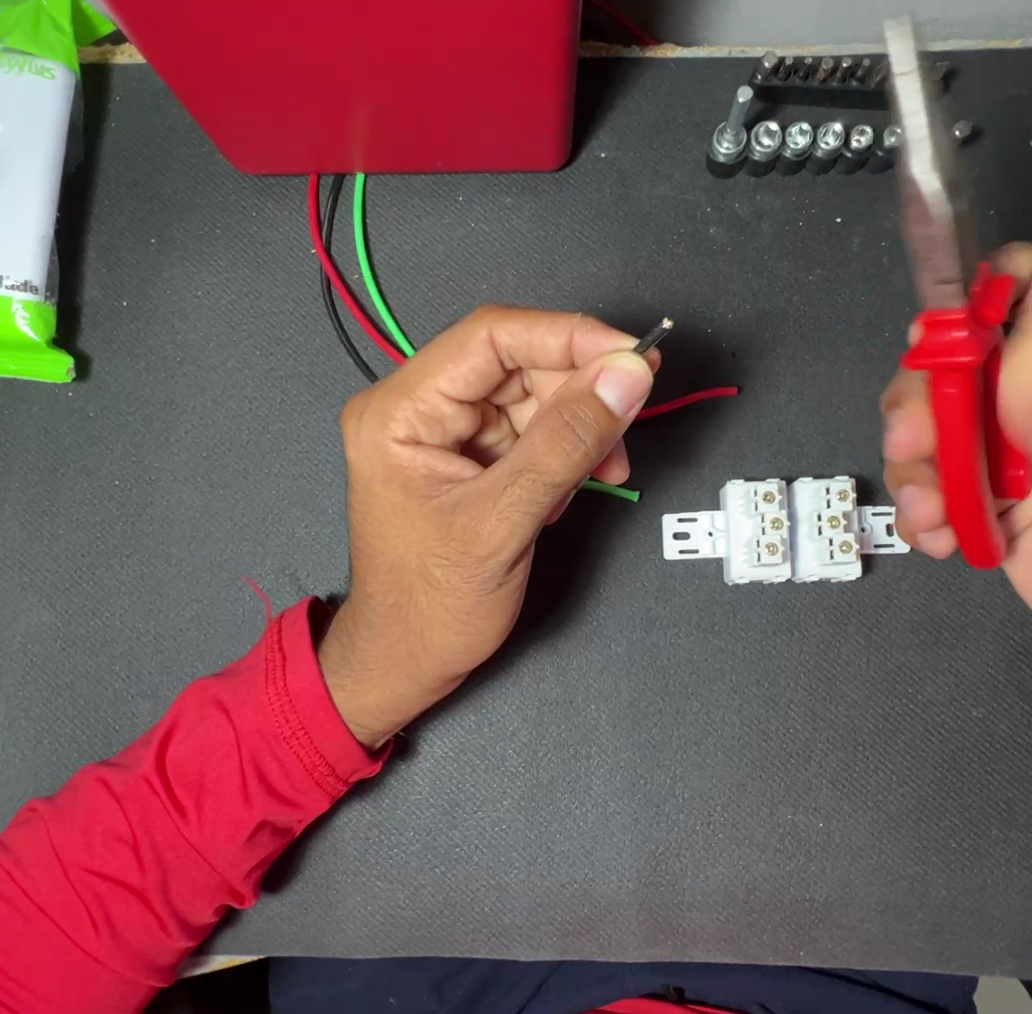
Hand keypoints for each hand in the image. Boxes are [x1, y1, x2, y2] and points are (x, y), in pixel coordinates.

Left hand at [319, 306, 658, 746]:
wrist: (408, 659)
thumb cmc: (432, 606)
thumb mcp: (503, 522)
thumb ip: (566, 444)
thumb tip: (626, 374)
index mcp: (400, 412)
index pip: (492, 338)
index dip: (567, 336)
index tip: (630, 355)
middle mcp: (419, 409)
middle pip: (518, 364)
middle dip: (580, 390)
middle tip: (630, 417)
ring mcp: (447, 433)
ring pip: (534, 397)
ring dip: (580, 428)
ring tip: (603, 469)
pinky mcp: (472, 458)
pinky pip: (533, 432)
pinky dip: (567, 453)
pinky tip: (572, 487)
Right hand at [881, 244, 1031, 682]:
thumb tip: (1019, 369)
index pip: (1022, 287)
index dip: (971, 303)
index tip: (943, 353)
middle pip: (946, 359)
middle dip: (919, 398)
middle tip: (917, 443)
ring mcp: (1007, 450)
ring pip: (924, 425)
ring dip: (911, 466)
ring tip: (934, 511)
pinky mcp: (983, 501)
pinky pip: (924, 488)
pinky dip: (917, 513)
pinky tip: (942, 539)